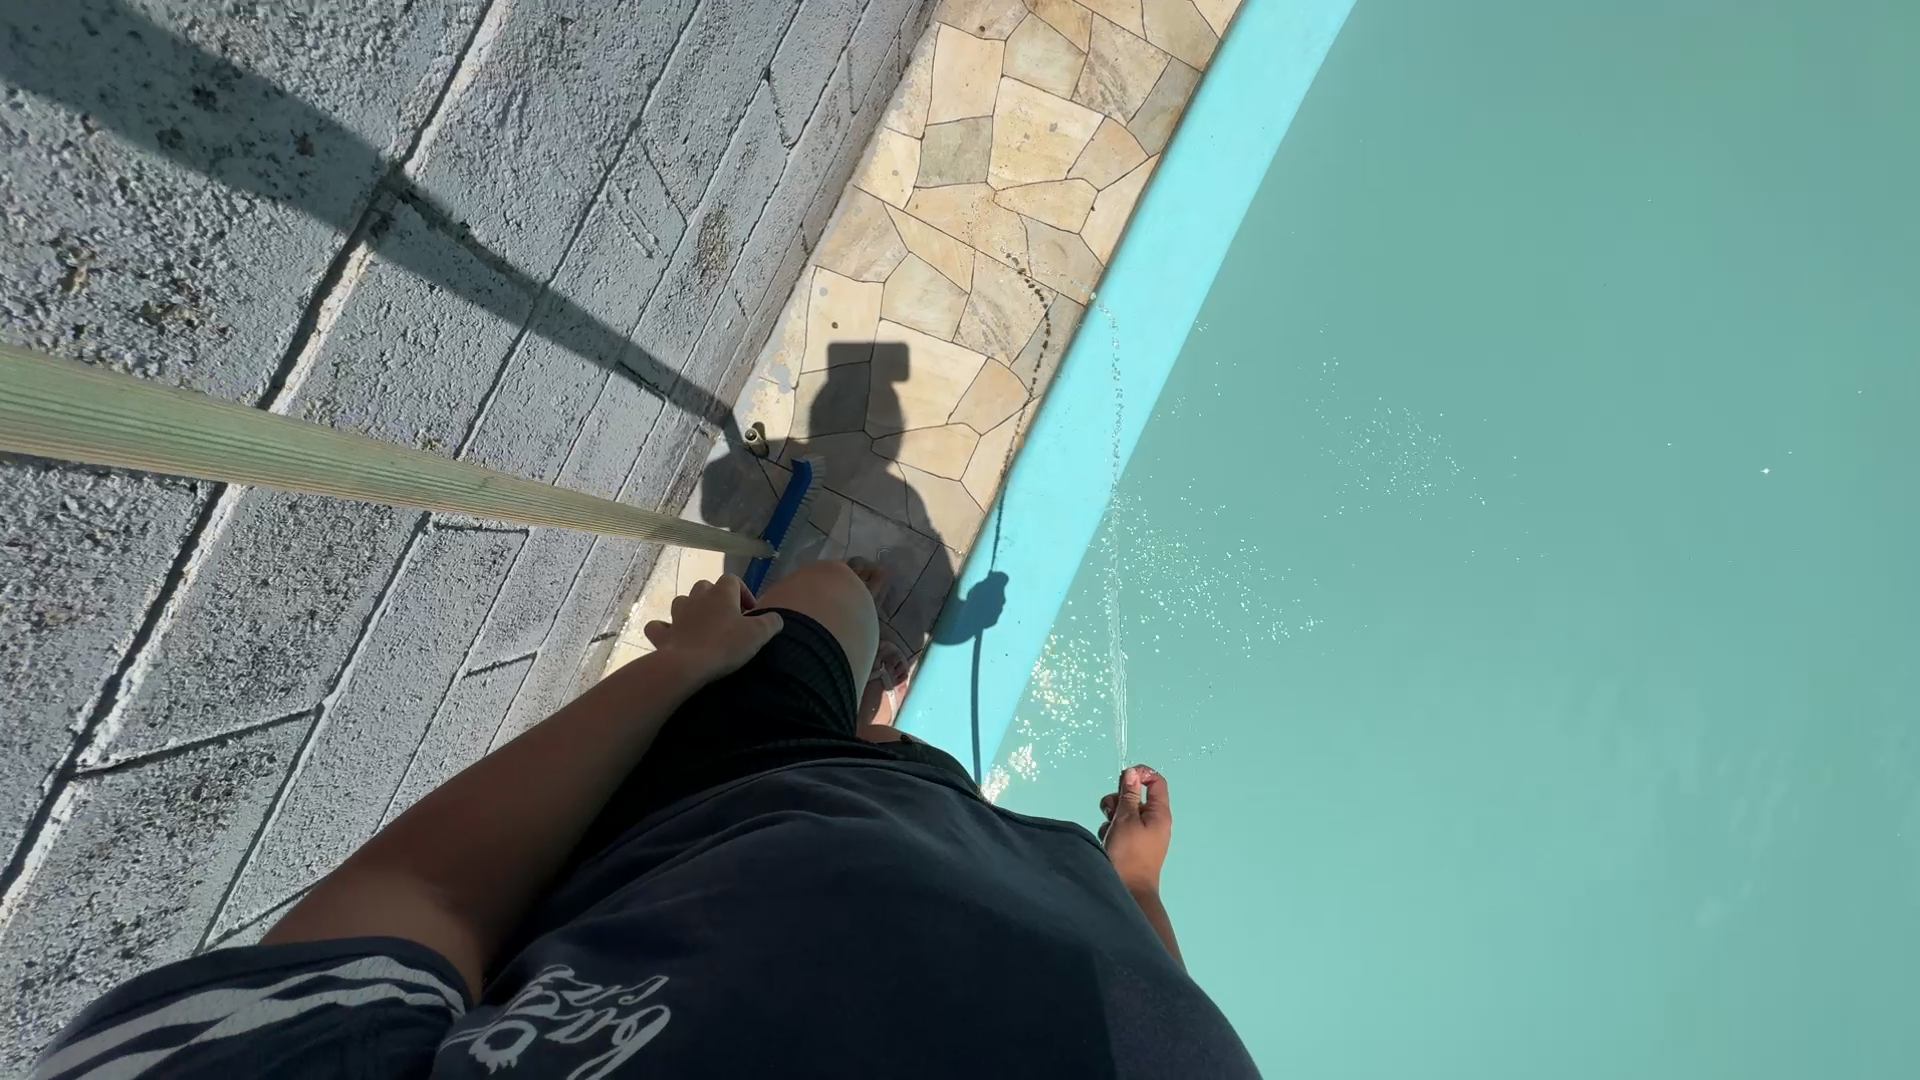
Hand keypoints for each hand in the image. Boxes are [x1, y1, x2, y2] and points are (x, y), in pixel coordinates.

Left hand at [642, 575, 782, 686]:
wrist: (687, 666)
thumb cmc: (726, 646)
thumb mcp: (759, 634)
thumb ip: (772, 622)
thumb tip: (776, 618)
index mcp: (721, 593)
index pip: (733, 580)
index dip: (743, 592)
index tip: (751, 612)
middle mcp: (697, 597)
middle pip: (706, 586)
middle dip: (716, 598)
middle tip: (728, 618)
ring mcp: (676, 615)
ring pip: (682, 601)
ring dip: (692, 609)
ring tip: (704, 626)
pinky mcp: (662, 634)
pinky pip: (659, 626)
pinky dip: (666, 629)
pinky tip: (674, 637)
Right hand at [1099, 764, 1171, 893]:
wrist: (1129, 892)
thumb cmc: (1129, 853)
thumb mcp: (1126, 819)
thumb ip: (1128, 794)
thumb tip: (1132, 772)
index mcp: (1158, 813)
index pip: (1156, 781)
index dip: (1140, 774)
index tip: (1123, 778)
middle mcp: (1152, 820)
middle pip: (1135, 795)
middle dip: (1119, 798)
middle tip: (1112, 811)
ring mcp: (1141, 833)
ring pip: (1123, 810)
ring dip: (1112, 815)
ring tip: (1108, 830)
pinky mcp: (1130, 843)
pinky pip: (1118, 826)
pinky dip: (1110, 829)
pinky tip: (1106, 840)